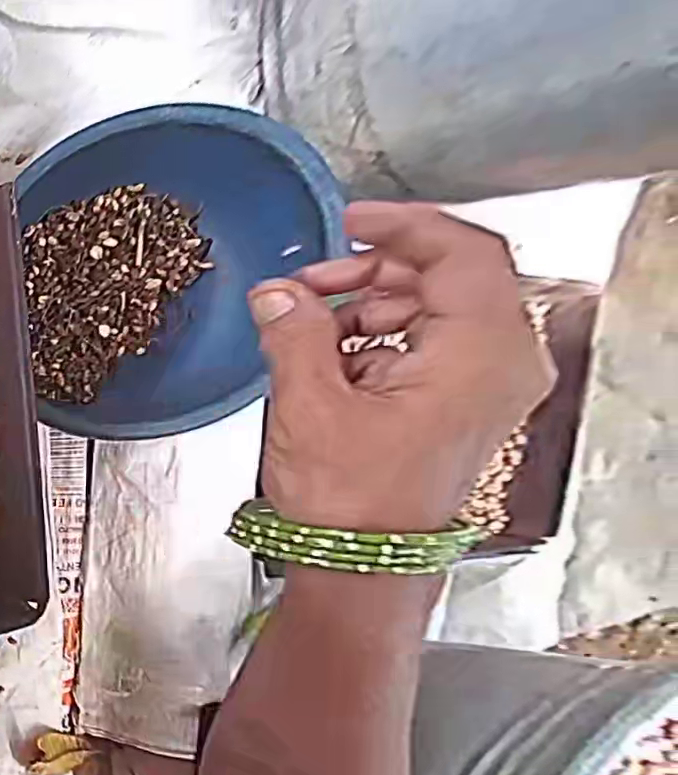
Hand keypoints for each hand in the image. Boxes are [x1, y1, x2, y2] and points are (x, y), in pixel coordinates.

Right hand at [248, 202, 554, 533]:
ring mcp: (483, 382)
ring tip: (301, 332)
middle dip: (368, 275)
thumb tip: (273, 292)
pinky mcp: (457, 402)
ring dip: (363, 310)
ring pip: (430, 313)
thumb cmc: (345, 490)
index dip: (402, 227)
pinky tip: (323, 361)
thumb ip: (294, 337)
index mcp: (480, 352)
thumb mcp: (308, 406)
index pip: (462, 255)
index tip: (346, 219)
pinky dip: (371, 341)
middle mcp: (501, 359)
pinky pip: (421, 347)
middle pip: (445, 281)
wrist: (361, 555)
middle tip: (299, 289)